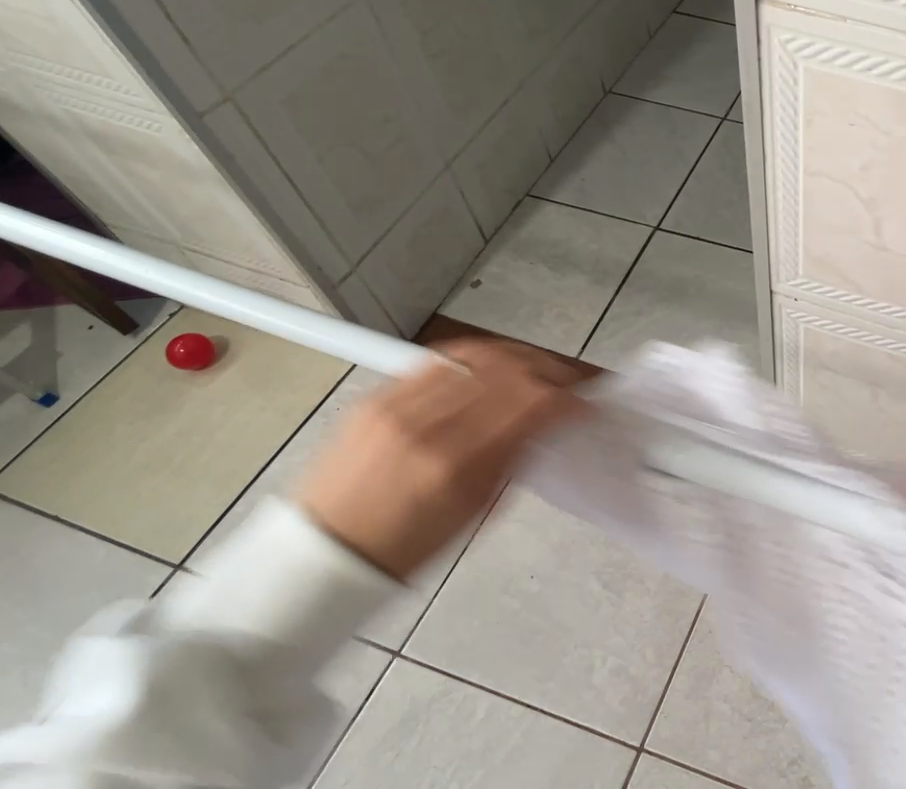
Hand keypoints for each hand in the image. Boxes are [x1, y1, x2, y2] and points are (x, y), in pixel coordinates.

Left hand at [295, 339, 584, 580]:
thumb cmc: (403, 548)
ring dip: (518, 358)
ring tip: (534, 370)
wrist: (323, 552)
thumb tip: (544, 424)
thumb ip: (511, 459)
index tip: (583, 406)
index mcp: (456, 467)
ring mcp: (397, 405)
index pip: (531, 405)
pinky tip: (492, 366)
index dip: (568, 399)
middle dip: (549, 372)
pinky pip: (441, 358)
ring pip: (478, 354)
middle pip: (509, 370)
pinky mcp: (377, 395)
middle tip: (565, 386)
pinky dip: (478, 357)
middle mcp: (426, 426)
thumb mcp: (474, 512)